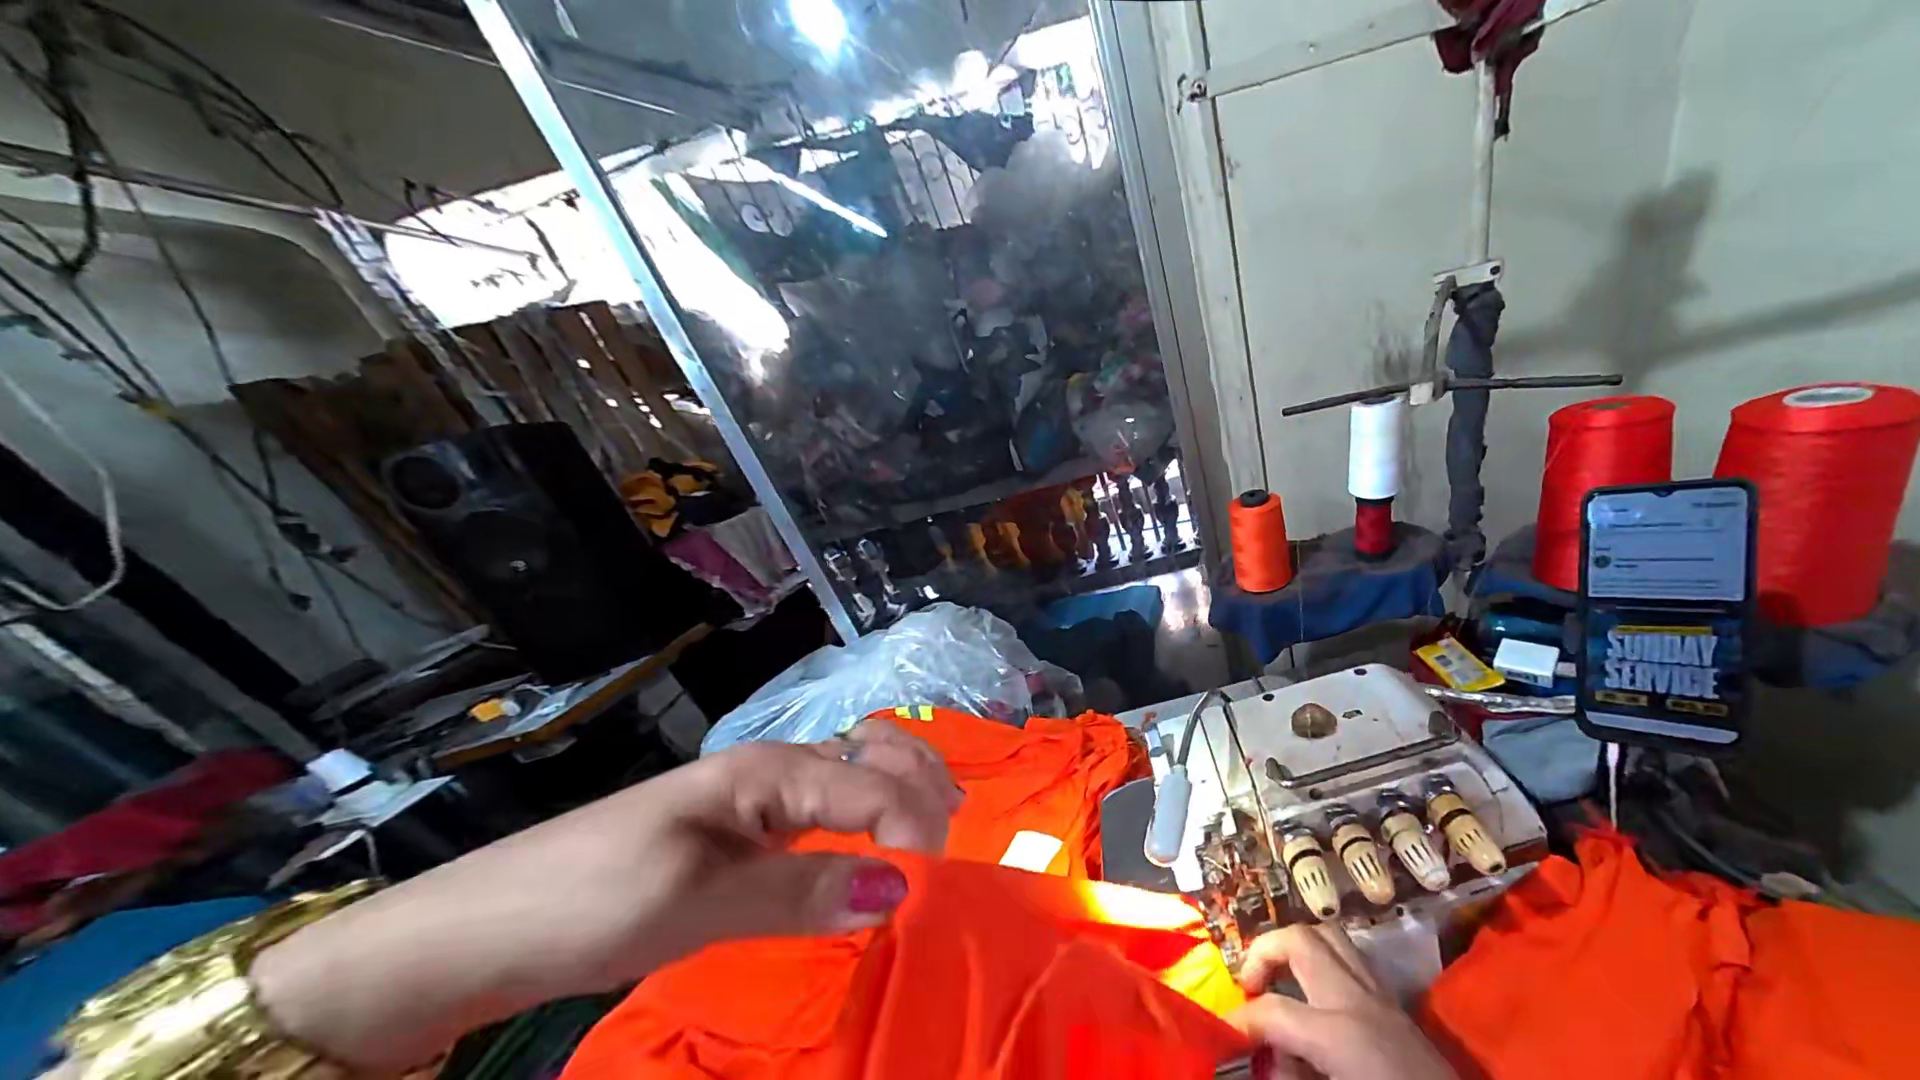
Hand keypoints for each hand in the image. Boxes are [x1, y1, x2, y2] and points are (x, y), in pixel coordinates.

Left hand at [251, 720, 957, 1072]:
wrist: (496, 919)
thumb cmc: (592, 899)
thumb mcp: (696, 901)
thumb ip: (798, 892)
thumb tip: (898, 886)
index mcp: (769, 770)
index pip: (871, 784)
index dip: (915, 826)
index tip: (935, 887)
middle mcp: (775, 769)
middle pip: (874, 751)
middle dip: (923, 782)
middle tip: (952, 837)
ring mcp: (761, 796)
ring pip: (854, 771)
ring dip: (903, 787)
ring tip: (935, 828)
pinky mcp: (748, 827)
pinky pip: (827, 806)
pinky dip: (869, 813)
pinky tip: (874, 847)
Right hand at [1229, 924, 1455, 1079]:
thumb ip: (1295, 1074)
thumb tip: (1269, 1062)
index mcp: (1341, 1034)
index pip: (1272, 1012)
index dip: (1240, 1021)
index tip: (1223, 1032)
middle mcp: (1359, 1003)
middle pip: (1299, 942)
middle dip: (1264, 954)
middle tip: (1250, 986)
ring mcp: (1383, 1001)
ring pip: (1329, 937)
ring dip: (1295, 949)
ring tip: (1280, 978)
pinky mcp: (1399, 1010)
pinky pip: (1353, 961)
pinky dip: (1325, 963)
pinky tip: (1317, 995)